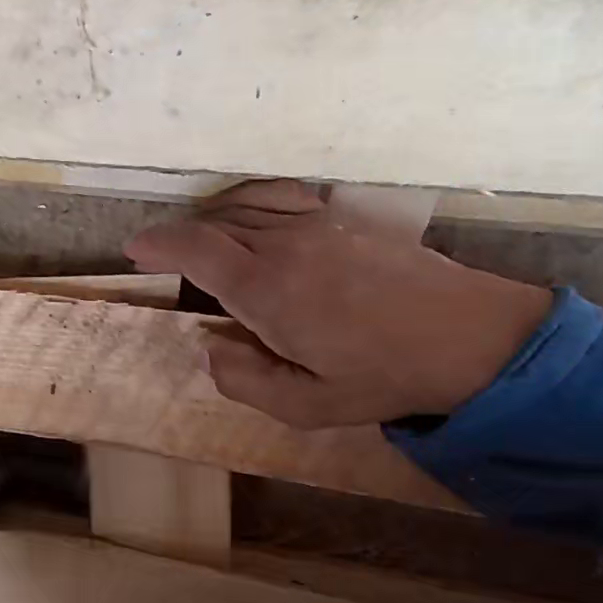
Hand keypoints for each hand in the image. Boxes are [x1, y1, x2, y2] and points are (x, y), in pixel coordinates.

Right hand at [126, 180, 553, 427]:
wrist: (466, 335)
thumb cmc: (383, 376)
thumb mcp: (306, 405)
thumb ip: (244, 380)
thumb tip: (209, 346)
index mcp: (268, 289)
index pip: (196, 247)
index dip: (158, 242)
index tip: (136, 248)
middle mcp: (286, 244)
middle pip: (217, 221)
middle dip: (182, 235)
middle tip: (166, 257)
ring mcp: (318, 223)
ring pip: (248, 204)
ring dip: (214, 217)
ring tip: (202, 240)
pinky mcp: (345, 218)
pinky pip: (283, 197)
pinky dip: (252, 203)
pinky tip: (256, 222)